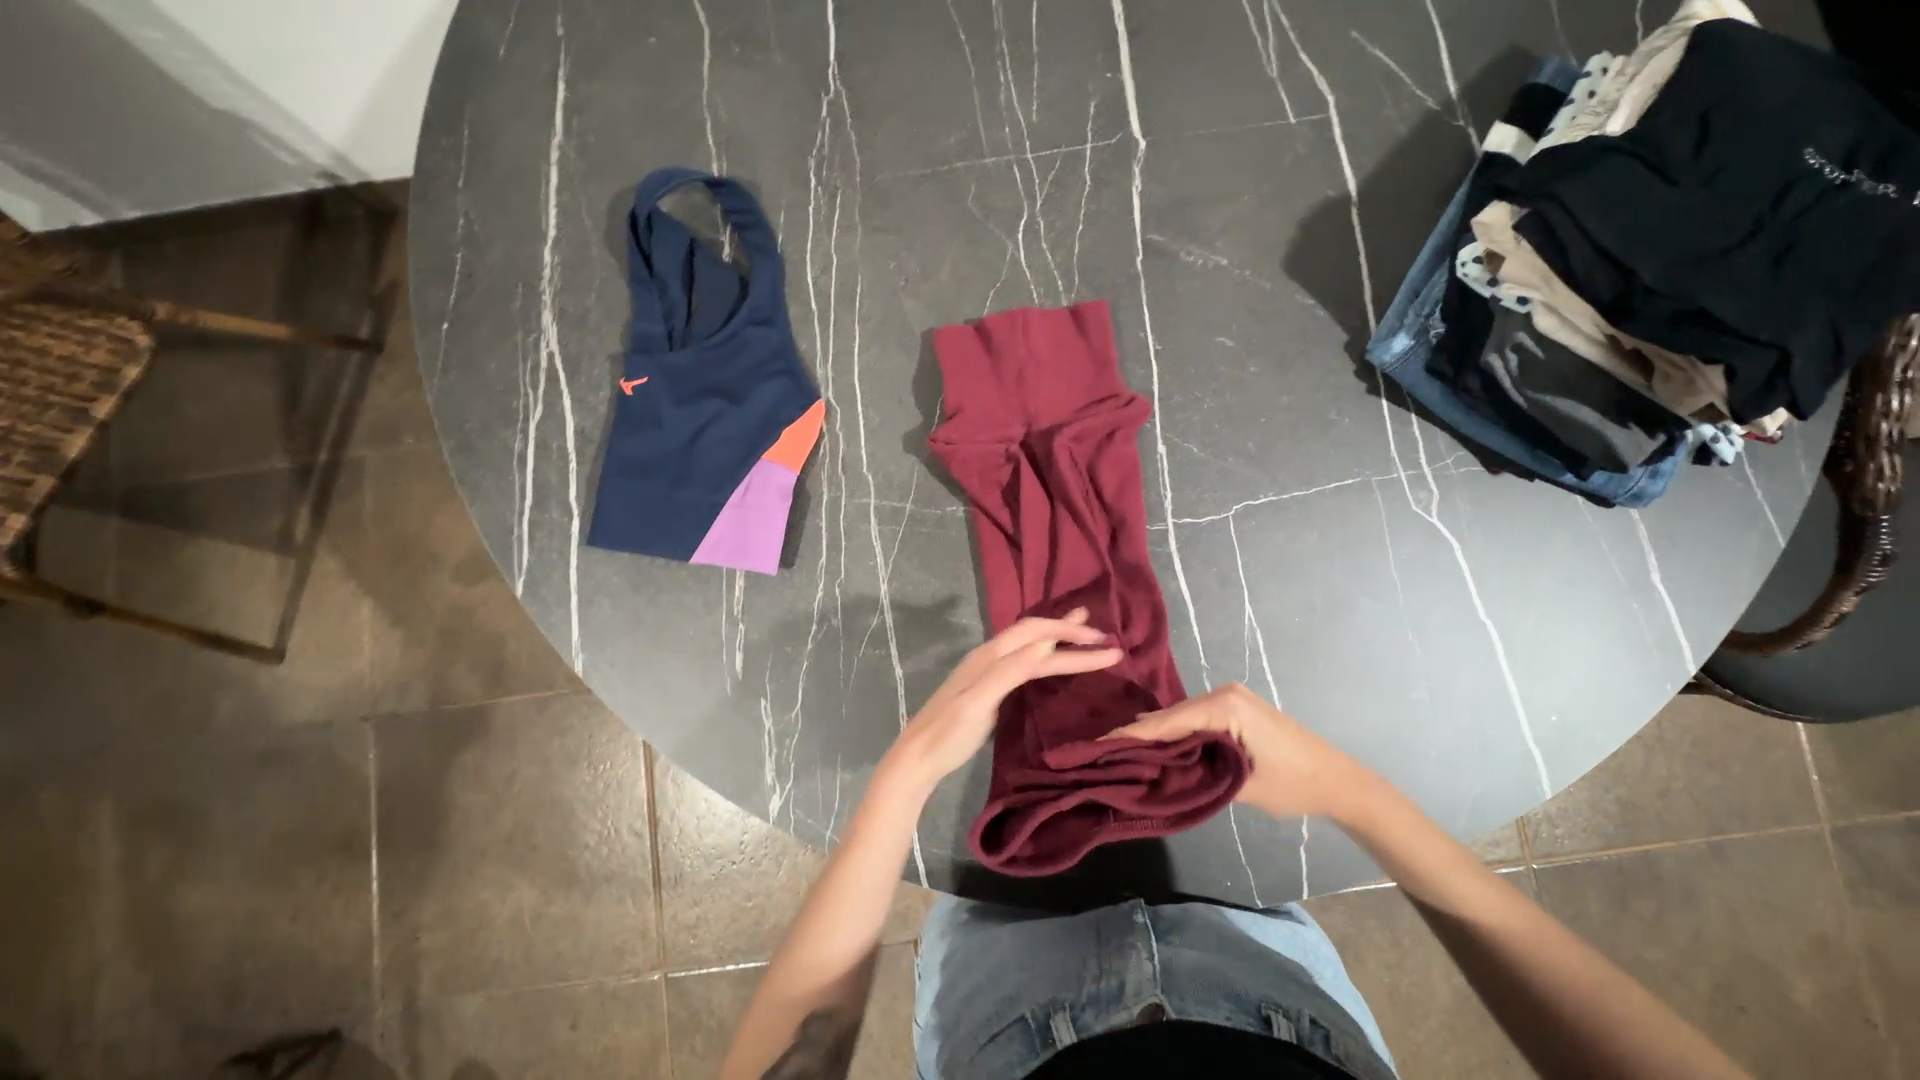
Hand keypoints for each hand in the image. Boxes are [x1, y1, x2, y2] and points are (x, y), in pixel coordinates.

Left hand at [877, 609, 1121, 798]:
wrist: (917, 756)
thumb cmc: (948, 733)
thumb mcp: (979, 703)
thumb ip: (1010, 672)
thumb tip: (1046, 644)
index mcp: (990, 657)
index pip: (1040, 641)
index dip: (1075, 643)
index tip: (1109, 649)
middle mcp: (988, 655)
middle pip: (1034, 633)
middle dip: (1068, 630)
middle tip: (1103, 634)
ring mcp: (986, 669)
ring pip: (1027, 643)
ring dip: (1056, 635)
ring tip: (1080, 627)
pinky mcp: (986, 686)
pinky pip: (1021, 658)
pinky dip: (1042, 652)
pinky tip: (1047, 658)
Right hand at [1103, 683, 1378, 821]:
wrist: (1338, 782)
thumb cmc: (1293, 784)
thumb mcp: (1238, 783)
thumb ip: (1194, 771)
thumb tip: (1152, 770)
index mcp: (1225, 705)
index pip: (1168, 722)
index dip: (1133, 736)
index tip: (1098, 746)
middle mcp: (1225, 692)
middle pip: (1171, 715)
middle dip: (1139, 734)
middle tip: (1100, 752)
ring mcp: (1231, 697)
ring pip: (1181, 716)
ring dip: (1156, 734)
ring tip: (1119, 750)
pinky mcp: (1236, 708)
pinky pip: (1195, 718)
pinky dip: (1176, 732)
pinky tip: (1153, 745)